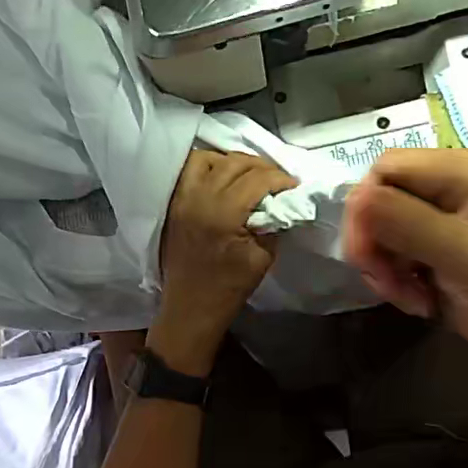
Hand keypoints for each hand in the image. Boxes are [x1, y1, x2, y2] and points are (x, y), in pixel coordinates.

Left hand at [150, 151, 298, 374]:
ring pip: (209, 159)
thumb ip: (273, 224)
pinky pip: (189, 170)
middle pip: (235, 163)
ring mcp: (182, 198)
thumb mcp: (263, 258)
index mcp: (223, 213)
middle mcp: (199, 198)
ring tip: (250, 175)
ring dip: (234, 162)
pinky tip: (223, 176)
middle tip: (278, 180)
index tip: (294, 185)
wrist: (191, 308)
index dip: (280, 179)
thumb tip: (281, 202)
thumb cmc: (229, 288)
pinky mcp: (173, 203)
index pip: (257, 179)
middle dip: (262, 167)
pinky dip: (209, 165)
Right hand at [343, 148, 467, 364]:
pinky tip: (417, 298)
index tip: (368, 261)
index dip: (366, 210)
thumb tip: (355, 199)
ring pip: (379, 224)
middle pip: (379, 195)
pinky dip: (393, 275)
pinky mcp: (433, 236)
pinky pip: (390, 245)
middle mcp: (453, 177)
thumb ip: (412, 225)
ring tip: (411, 298)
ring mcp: (442, 207)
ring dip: (384, 267)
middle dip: (375, 245)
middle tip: (389, 287)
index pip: (388, 167)